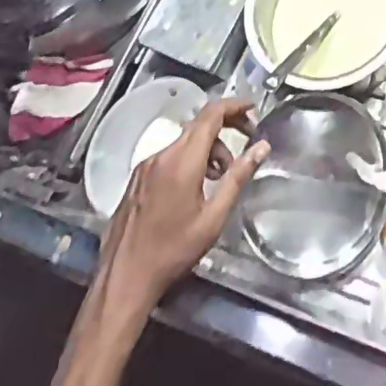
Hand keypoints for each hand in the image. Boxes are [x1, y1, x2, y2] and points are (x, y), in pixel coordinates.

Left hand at [100, 97, 268, 299]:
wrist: (123, 280)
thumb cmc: (173, 251)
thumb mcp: (214, 217)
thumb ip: (238, 176)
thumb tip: (262, 147)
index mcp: (182, 162)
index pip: (210, 115)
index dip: (234, 106)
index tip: (253, 108)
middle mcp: (161, 156)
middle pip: (199, 124)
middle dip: (226, 126)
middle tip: (248, 138)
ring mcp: (145, 167)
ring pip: (185, 141)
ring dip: (210, 148)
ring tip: (223, 176)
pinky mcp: (137, 179)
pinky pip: (170, 155)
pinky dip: (191, 159)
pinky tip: (198, 185)